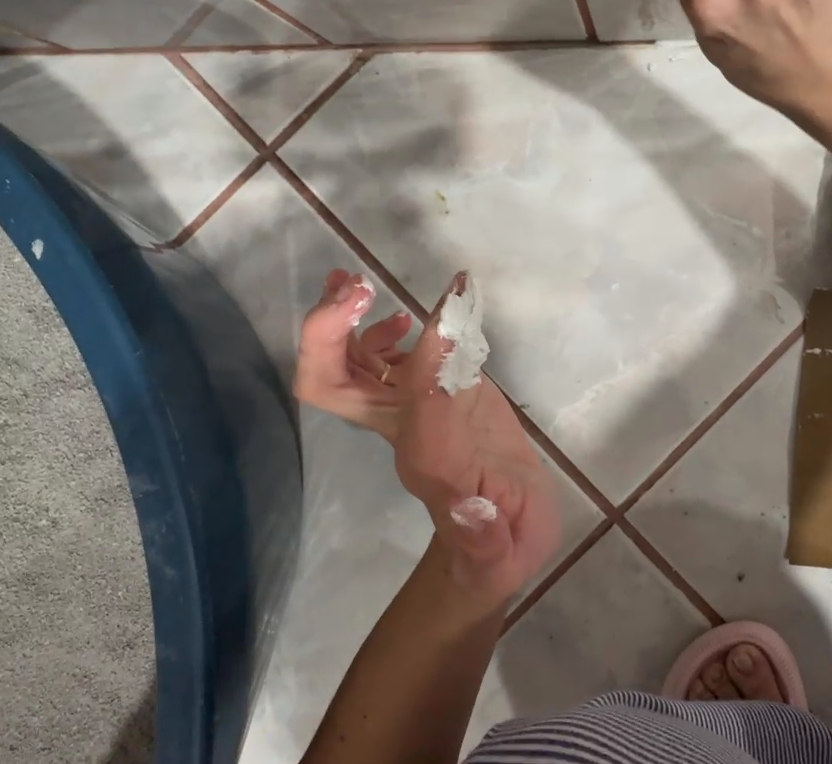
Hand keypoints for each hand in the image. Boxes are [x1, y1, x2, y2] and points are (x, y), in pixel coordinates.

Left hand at [295, 270, 560, 610]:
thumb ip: (483, 531)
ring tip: (358, 281)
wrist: (500, 546)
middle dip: (328, 332)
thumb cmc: (501, 550)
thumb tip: (474, 508)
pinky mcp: (427, 395)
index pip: (412, 396)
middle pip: (331, 382)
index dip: (427, 349)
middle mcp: (402, 428)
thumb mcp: (502, 547)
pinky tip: (402, 310)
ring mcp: (409, 409)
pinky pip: (386, 355)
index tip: (454, 303)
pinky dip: (380, 324)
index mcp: (426, 459)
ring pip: (348, 363)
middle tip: (354, 285)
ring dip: (341, 320)